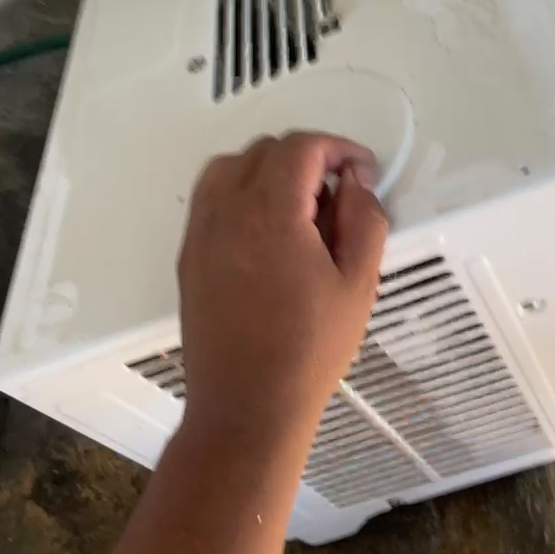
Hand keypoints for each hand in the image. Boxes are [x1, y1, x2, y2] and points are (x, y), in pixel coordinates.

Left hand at [177, 132, 388, 443]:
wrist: (248, 406)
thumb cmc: (308, 350)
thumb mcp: (359, 284)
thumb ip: (365, 220)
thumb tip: (356, 184)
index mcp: (270, 214)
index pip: (301, 148)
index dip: (339, 149)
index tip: (362, 171)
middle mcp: (226, 214)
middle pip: (264, 151)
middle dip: (308, 159)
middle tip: (339, 195)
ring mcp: (201, 235)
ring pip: (230, 168)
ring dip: (269, 172)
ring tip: (301, 210)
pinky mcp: (189, 258)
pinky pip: (211, 200)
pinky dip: (241, 195)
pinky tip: (270, 233)